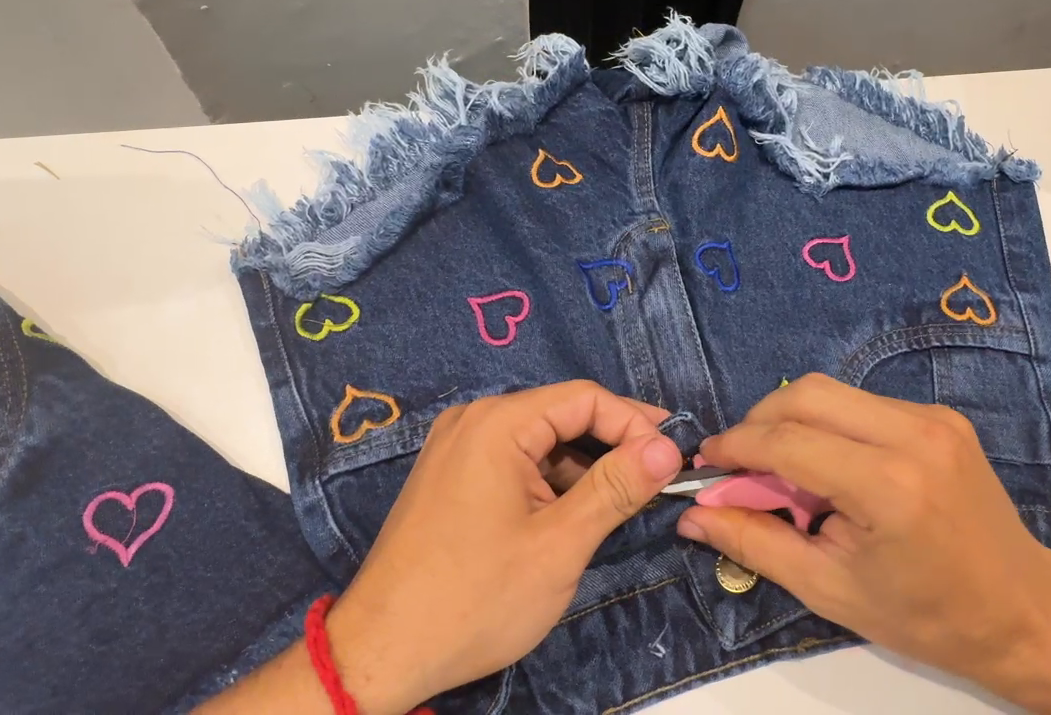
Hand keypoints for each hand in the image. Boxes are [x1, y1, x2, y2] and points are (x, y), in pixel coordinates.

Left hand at [328, 381, 682, 714]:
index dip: (635, 424)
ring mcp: (457, 448)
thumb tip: (668, 448)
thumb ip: (616, 488)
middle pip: (562, 414)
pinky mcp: (451, 477)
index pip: (585, 398)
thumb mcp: (559, 545)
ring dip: (584, 466)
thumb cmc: (475, 597)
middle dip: (614, 443)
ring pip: (540, 441)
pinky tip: (575, 511)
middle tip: (659, 475)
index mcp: (498, 423)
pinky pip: (514, 461)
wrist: (378, 653)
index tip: (672, 461)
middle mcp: (474, 420)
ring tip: (625, 499)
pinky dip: (550, 481)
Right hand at [676, 374, 1050, 692]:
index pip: (788, 441)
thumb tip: (692, 514)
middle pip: (807, 394)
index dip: (736, 447)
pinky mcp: (940, 415)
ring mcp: (932, 417)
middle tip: (740, 463)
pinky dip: (829, 423)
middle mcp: (913, 434)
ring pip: (832, 391)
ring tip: (782, 468)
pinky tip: (828, 465)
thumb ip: (756, 543)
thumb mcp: (831, 591)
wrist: (1024, 612)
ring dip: (792, 420)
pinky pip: (862, 403)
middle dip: (759, 421)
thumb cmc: (927, 616)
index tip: (706, 463)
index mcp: (889, 486)